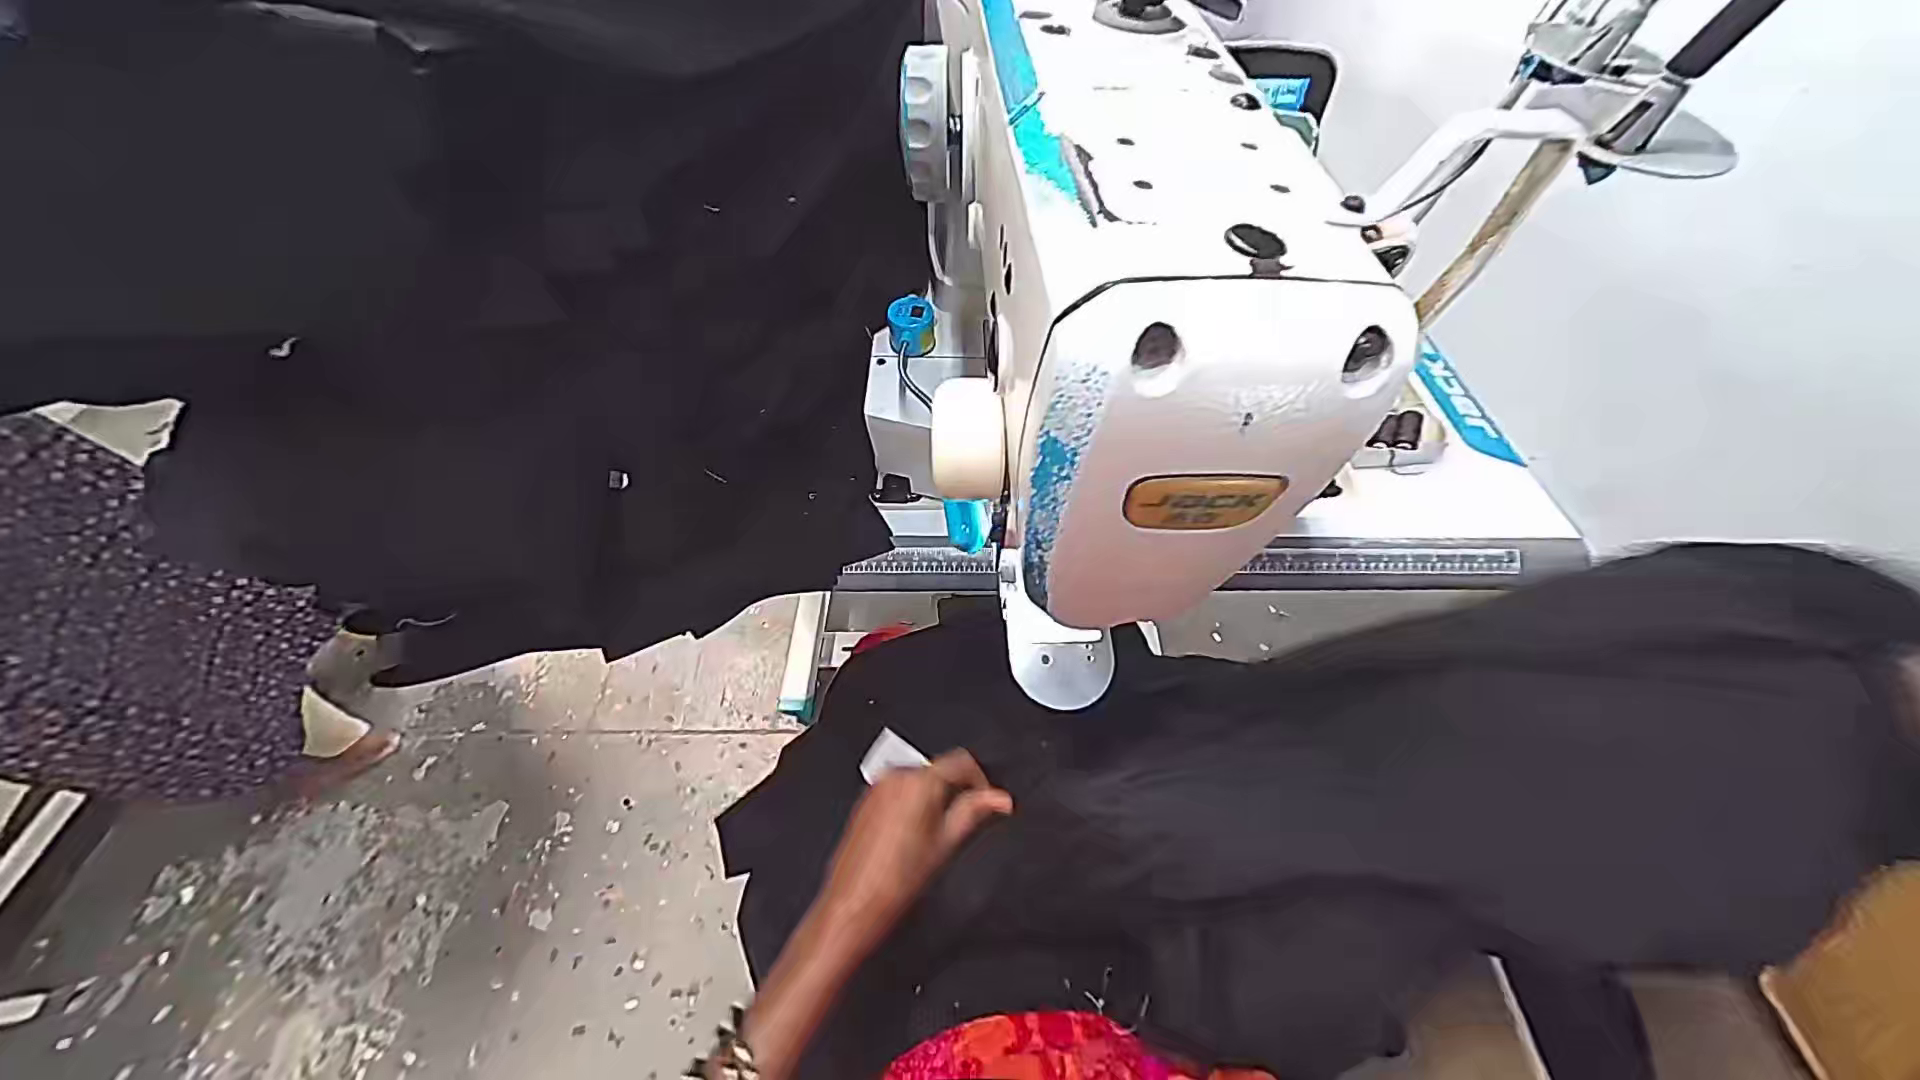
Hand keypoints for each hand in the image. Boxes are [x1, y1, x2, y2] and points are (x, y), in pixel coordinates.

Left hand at [816, 749, 1012, 935]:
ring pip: (919, 780)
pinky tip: (912, 835)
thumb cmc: (894, 881)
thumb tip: (999, 799)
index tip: (987, 799)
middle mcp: (896, 777)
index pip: (961, 761)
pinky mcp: (867, 799)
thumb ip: (974, 812)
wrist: (854, 902)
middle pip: (939, 770)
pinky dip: (912, 803)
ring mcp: (878, 787)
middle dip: (955, 791)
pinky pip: (898, 789)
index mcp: (919, 782)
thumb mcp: (946, 844)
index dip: (980, 780)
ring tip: (935, 833)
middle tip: (963, 821)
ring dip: (934, 797)